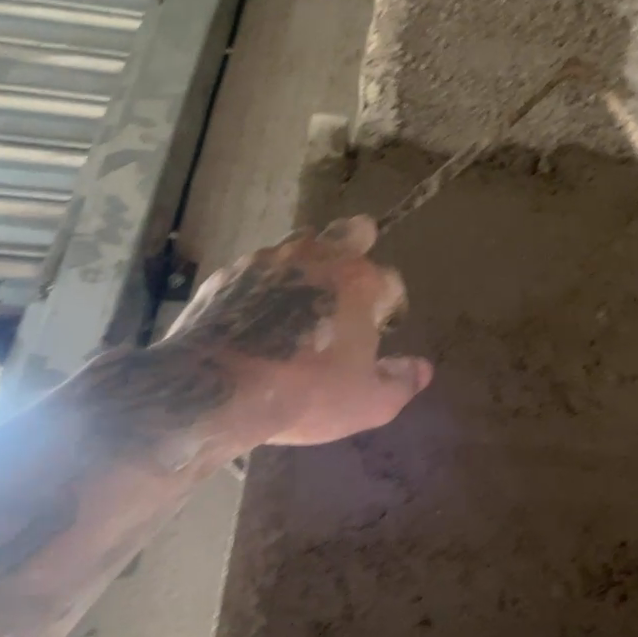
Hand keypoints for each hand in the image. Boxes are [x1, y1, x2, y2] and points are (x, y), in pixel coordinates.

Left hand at [163, 216, 431, 450]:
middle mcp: (318, 257)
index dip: (391, 307)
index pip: (392, 281)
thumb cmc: (308, 394)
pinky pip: (258, 270)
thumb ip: (403, 382)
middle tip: (351, 287)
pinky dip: (266, 288)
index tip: (381, 333)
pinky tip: (260, 319)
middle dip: (359, 250)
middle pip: (350, 233)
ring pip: (300, 246)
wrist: (216, 389)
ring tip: (303, 305)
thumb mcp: (370, 403)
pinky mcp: (228, 273)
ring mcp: (268, 260)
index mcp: (360, 283)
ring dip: (310, 267)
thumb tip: (421, 368)